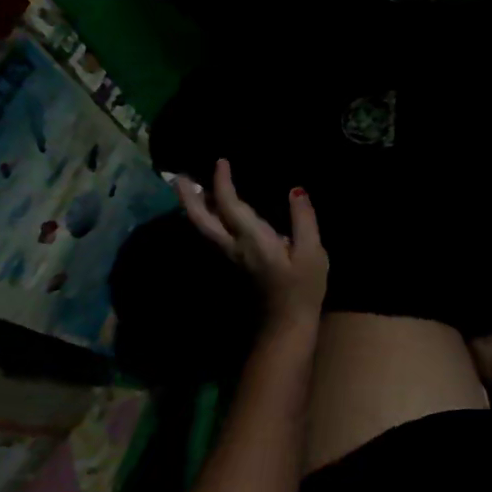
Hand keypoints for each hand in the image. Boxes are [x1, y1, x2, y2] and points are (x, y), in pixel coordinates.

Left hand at [174, 159, 327, 320]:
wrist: (284, 330)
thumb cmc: (301, 290)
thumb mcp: (312, 253)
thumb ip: (303, 219)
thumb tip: (296, 189)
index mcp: (251, 239)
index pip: (229, 204)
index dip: (222, 181)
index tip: (221, 161)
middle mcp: (232, 247)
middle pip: (201, 220)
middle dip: (189, 197)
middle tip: (179, 177)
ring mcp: (229, 260)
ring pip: (203, 229)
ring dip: (194, 208)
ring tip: (192, 189)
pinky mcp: (233, 268)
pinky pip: (212, 237)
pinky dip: (206, 220)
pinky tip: (213, 214)